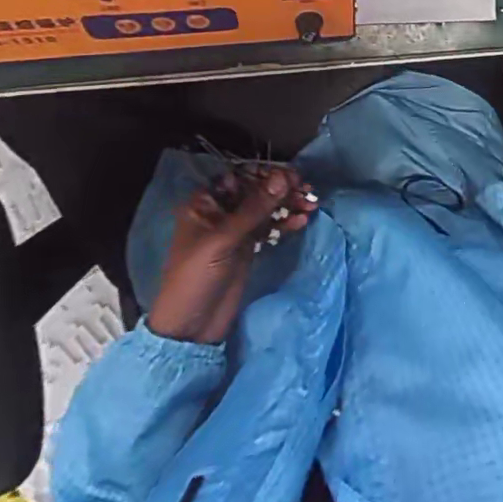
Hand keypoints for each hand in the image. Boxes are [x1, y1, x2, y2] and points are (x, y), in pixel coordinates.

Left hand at [144, 167, 315, 343]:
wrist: (191, 328)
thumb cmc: (196, 278)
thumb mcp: (222, 240)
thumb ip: (254, 209)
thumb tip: (282, 178)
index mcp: (205, 202)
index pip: (239, 176)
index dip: (265, 173)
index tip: (290, 175)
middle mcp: (221, 211)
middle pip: (256, 190)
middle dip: (281, 188)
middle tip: (306, 189)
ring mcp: (236, 230)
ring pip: (265, 207)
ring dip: (287, 204)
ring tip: (311, 204)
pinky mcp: (248, 247)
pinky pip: (269, 227)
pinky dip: (285, 222)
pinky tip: (301, 221)